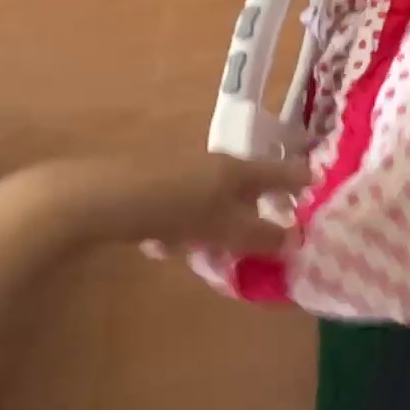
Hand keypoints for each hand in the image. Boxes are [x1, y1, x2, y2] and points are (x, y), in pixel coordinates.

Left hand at [9, 153, 309, 254]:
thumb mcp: (220, 227)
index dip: (301, 179)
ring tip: (205, 247)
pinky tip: (163, 244)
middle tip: (259, 232)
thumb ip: (258, 235)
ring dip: (214, 219)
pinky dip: (181, 223)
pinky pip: (178, 204)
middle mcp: (214, 163)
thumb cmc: (169, 206)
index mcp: (238, 168)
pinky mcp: (148, 184)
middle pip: (245, 183)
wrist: (91, 198)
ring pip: (209, 195)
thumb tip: (296, 240)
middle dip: (254, 205)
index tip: (318, 186)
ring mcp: (179, 171)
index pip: (282, 170)